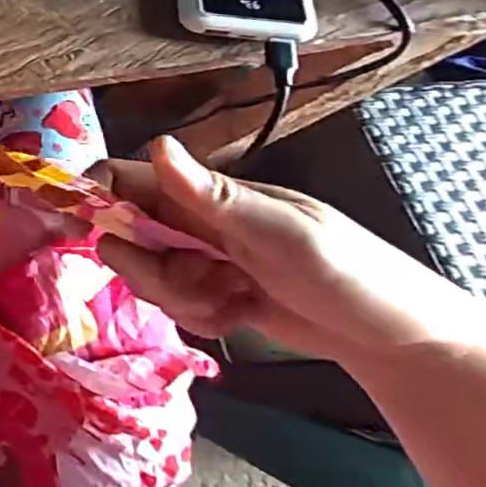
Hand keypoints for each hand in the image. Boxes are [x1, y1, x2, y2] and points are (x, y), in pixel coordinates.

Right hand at [93, 136, 485, 370]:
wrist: (403, 343)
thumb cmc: (351, 272)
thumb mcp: (282, 233)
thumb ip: (212, 194)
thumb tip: (157, 143)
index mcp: (198, 194)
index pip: (118, 179)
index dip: (90, 198)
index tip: (82, 233)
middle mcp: (188, 221)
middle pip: (121, 236)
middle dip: (149, 270)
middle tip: (200, 281)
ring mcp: (196, 259)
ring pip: (143, 275)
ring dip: (179, 297)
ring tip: (232, 300)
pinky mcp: (206, 294)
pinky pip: (170, 306)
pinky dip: (198, 317)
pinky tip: (238, 316)